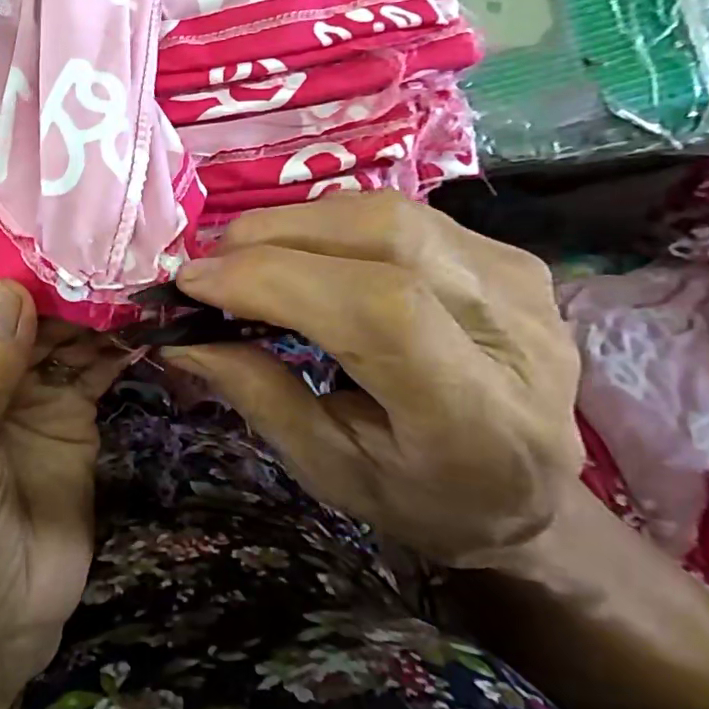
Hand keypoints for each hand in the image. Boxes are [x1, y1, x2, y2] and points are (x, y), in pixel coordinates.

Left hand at [0, 258, 129, 708]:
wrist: (1, 621)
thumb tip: (10, 294)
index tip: (38, 280)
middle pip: (15, 299)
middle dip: (54, 282)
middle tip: (104, 265)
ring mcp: (28, 383)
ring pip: (61, 325)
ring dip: (93, 306)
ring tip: (134, 286)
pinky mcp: (73, 408)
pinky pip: (96, 363)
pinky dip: (119, 344)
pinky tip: (146, 326)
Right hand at [164, 192, 582, 568]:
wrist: (527, 490)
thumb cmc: (418, 495)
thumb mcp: (327, 468)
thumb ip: (258, 394)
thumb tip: (181, 335)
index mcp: (477, 416)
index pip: (380, 310)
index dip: (274, 279)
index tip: (192, 286)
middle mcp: (516, 333)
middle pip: (382, 238)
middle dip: (268, 240)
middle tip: (205, 270)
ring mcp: (517, 281)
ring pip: (384, 213)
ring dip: (289, 225)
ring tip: (240, 260)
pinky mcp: (505, 256)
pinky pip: (394, 214)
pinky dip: (322, 225)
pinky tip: (295, 256)